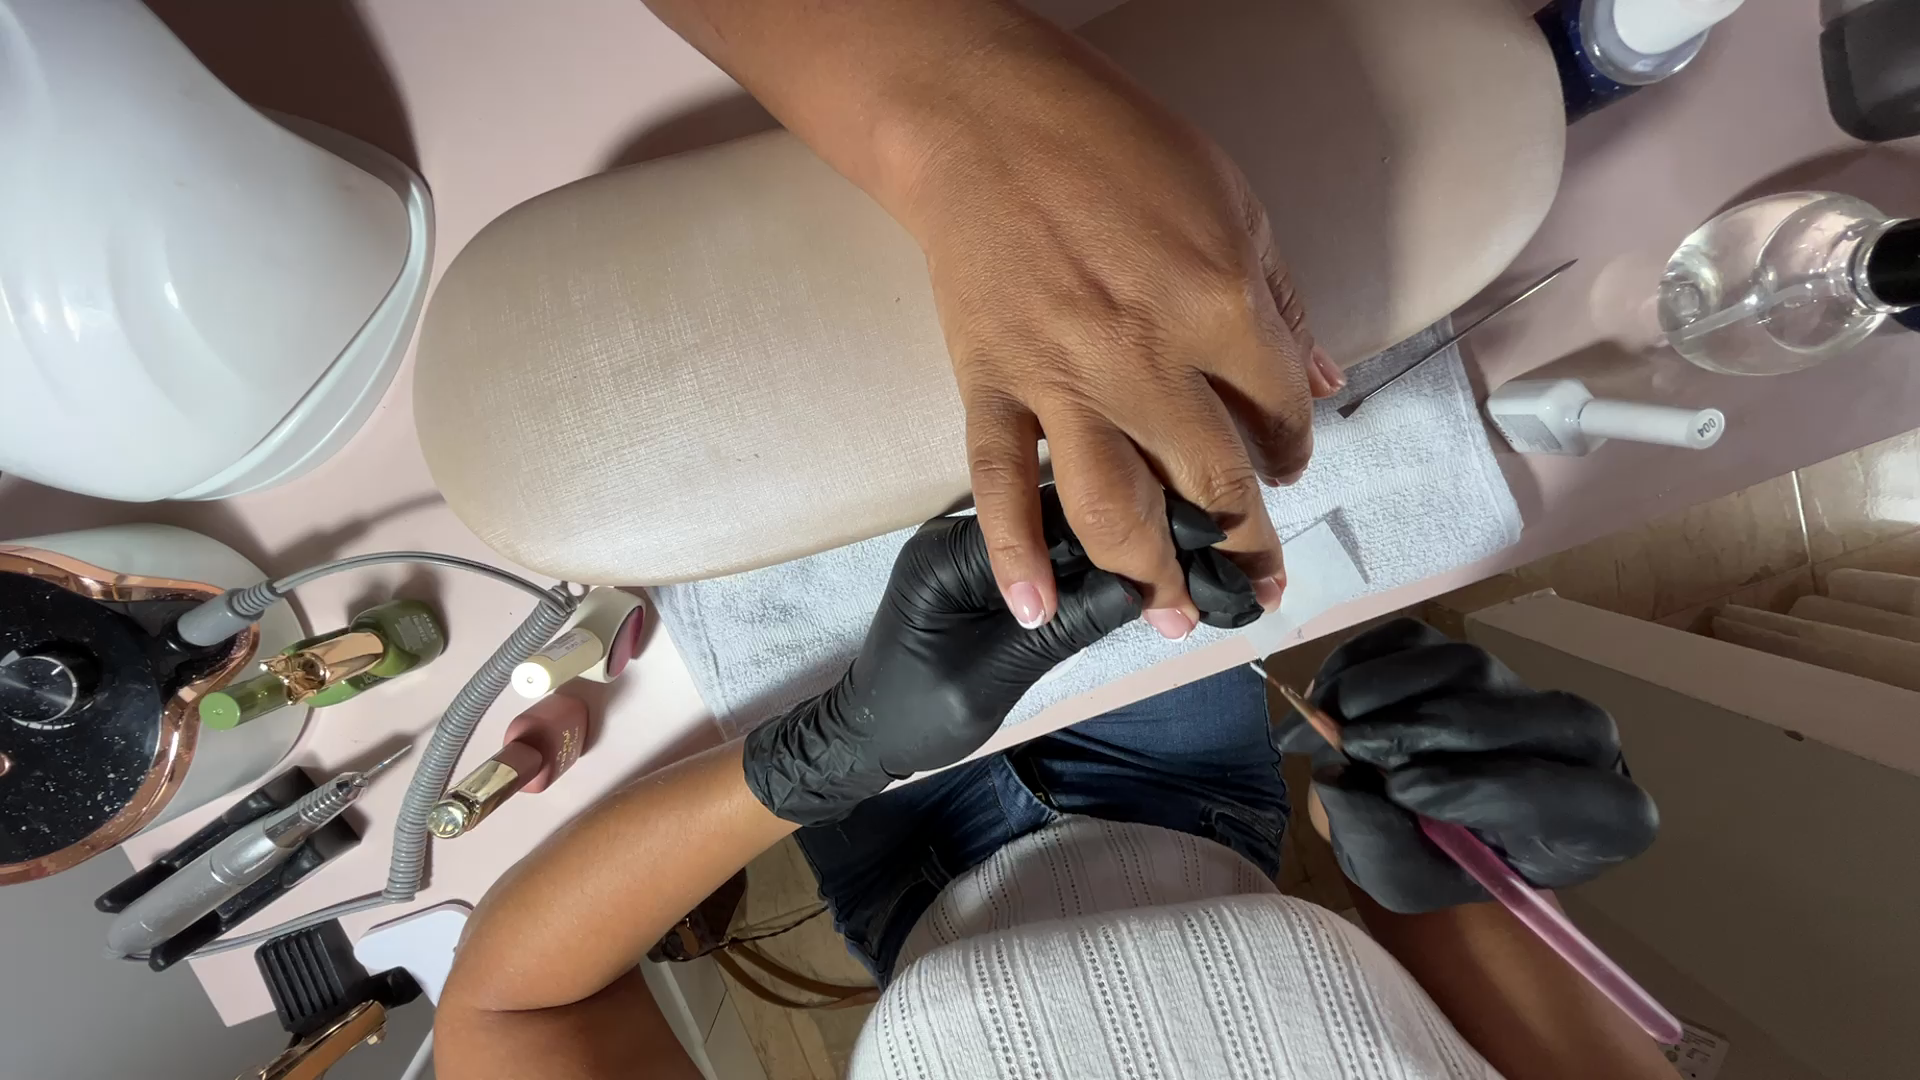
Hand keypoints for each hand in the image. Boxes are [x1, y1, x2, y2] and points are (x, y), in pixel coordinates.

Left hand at [744, 486, 1258, 824]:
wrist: (870, 737)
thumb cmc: (921, 715)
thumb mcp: (997, 674)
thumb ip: (1066, 626)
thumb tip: (1146, 588)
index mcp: (952, 553)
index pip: (1050, 521)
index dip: (1121, 527)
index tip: (1191, 533)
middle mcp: (963, 534)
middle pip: (1058, 514)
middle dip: (1126, 526)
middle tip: (1202, 537)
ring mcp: (973, 548)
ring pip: (1058, 530)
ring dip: (1114, 542)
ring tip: (1184, 550)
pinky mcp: (984, 569)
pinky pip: (1047, 555)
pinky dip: (1090, 564)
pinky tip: (1137, 570)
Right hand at [889, 16, 1345, 639]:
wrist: (988, 127)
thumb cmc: (1117, 148)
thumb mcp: (1234, 203)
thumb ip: (1280, 301)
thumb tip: (1317, 378)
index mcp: (1220, 305)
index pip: (1279, 412)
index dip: (1293, 452)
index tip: (1285, 469)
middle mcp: (1146, 363)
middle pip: (1206, 481)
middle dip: (1238, 545)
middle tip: (1250, 590)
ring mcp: (1060, 384)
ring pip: (1109, 504)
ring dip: (1146, 573)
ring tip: (1168, 621)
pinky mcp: (991, 387)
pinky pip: (998, 483)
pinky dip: (1014, 551)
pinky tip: (1034, 610)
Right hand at [1273, 619, 1658, 913]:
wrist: (1399, 805)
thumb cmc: (1424, 854)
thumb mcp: (1401, 878)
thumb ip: (1378, 843)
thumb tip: (1338, 779)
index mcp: (1592, 824)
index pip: (1599, 802)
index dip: (1503, 790)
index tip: (1403, 790)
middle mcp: (1573, 744)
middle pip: (1534, 715)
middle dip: (1428, 727)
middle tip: (1349, 744)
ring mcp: (1510, 686)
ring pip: (1461, 665)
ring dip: (1377, 689)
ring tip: (1323, 723)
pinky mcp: (1450, 650)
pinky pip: (1410, 638)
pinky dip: (1354, 663)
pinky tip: (1322, 699)